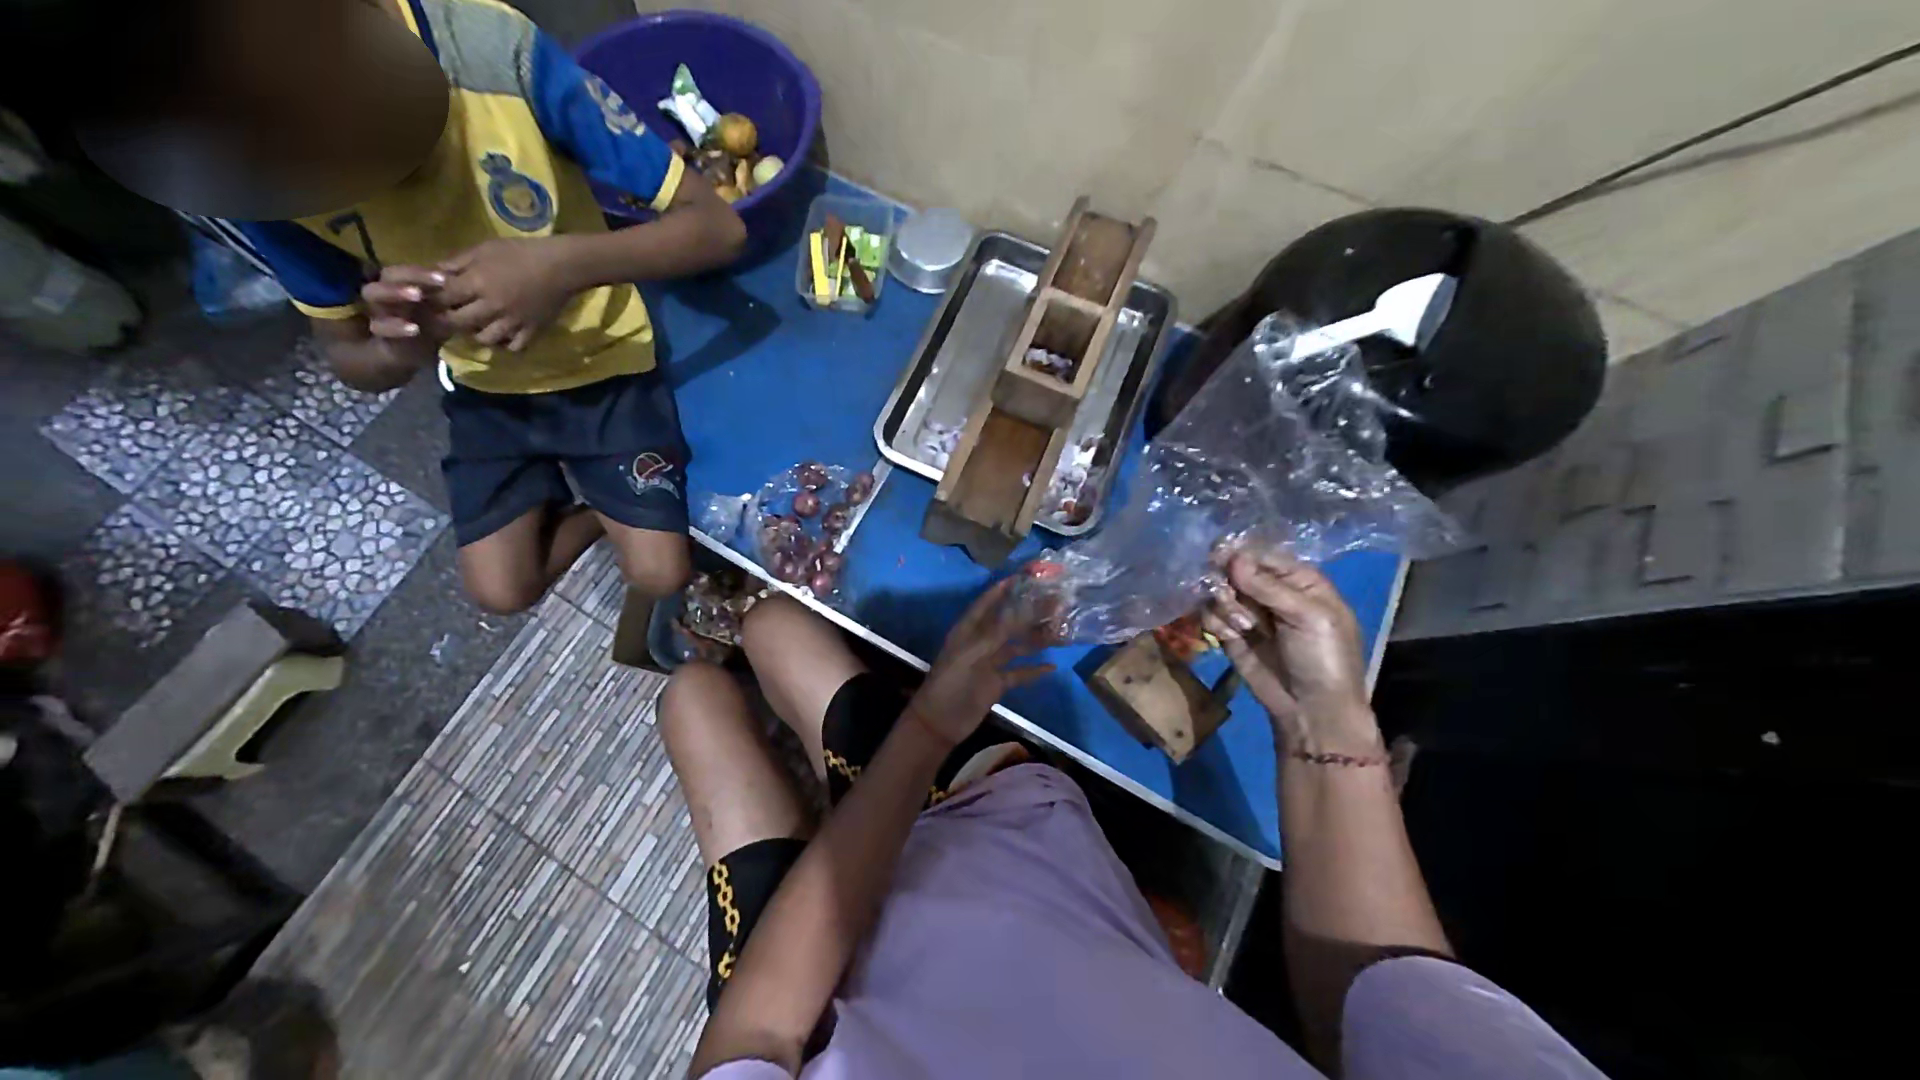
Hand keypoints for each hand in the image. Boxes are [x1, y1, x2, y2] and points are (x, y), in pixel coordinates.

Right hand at [359, 265, 448, 367]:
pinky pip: (379, 325)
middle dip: (411, 275)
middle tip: (440, 281)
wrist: (412, 352)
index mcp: (404, 285)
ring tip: (418, 295)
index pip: (410, 269)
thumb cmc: (431, 326)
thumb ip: (451, 300)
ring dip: (395, 292)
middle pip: (388, 274)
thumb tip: (474, 288)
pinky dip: (396, 326)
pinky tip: (413, 328)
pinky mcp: (378, 329)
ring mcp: (379, 308)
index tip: (446, 277)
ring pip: (373, 293)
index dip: (423, 271)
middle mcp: (388, 291)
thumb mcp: (443, 313)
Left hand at [438, 237, 578, 351]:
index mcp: (477, 283)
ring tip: (477, 327)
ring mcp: (513, 321)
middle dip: (448, 320)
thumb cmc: (520, 252)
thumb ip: (458, 262)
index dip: (432, 299)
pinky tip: (504, 336)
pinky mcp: (532, 330)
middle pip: (459, 322)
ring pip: (485, 339)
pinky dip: (506, 344)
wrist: (560, 267)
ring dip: (476, 334)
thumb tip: (435, 272)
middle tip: (447, 317)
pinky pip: (515, 346)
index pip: (443, 297)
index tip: (428, 299)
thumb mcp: (484, 249)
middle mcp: (492, 306)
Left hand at [907, 578, 1057, 747]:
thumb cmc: (950, 684)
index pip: (986, 604)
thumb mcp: (972, 655)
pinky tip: (1052, 666)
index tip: (1022, 577)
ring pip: (1017, 646)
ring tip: (1060, 630)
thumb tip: (1021, 611)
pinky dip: (1034, 669)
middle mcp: (980, 643)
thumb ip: (997, 633)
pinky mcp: (997, 684)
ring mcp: (990, 664)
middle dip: (1028, 612)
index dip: (1001, 590)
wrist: (939, 723)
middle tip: (1054, 602)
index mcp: (967, 631)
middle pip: (1007, 623)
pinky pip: (1019, 673)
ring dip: (1036, 639)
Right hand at [1201, 551, 1379, 749]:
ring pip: (1218, 591)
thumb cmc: (1324, 659)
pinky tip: (1232, 636)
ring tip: (1242, 627)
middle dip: (1227, 581)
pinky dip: (1216, 622)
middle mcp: (1270, 591)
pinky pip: (1210, 615)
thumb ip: (1270, 586)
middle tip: (1229, 596)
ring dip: (1224, 605)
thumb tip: (1233, 558)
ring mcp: (1248, 613)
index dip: (1239, 553)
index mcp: (1298, 579)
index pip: (1261, 553)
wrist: (1312, 711)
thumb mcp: (1309, 618)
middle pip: (1233, 569)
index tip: (1219, 557)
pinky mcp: (1229, 634)